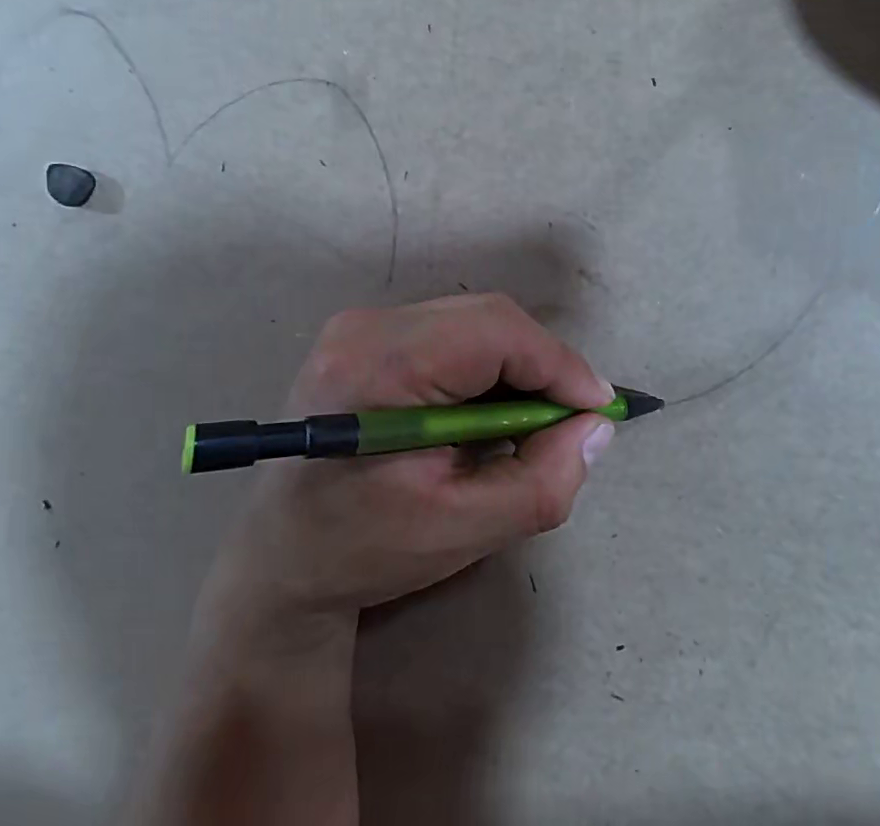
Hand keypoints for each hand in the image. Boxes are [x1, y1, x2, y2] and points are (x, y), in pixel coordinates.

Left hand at [207, 293, 616, 617]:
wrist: (279, 560)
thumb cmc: (365, 551)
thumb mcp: (467, 531)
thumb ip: (544, 479)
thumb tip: (596, 426)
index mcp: (379, 366)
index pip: (496, 332)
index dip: (559, 365)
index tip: (600, 411)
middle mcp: (365, 327)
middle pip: (488, 318)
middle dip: (542, 366)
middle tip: (569, 421)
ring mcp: (359, 328)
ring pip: (473, 322)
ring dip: (516, 367)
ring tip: (530, 424)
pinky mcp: (364, 340)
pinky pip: (450, 334)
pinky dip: (486, 368)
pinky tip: (488, 415)